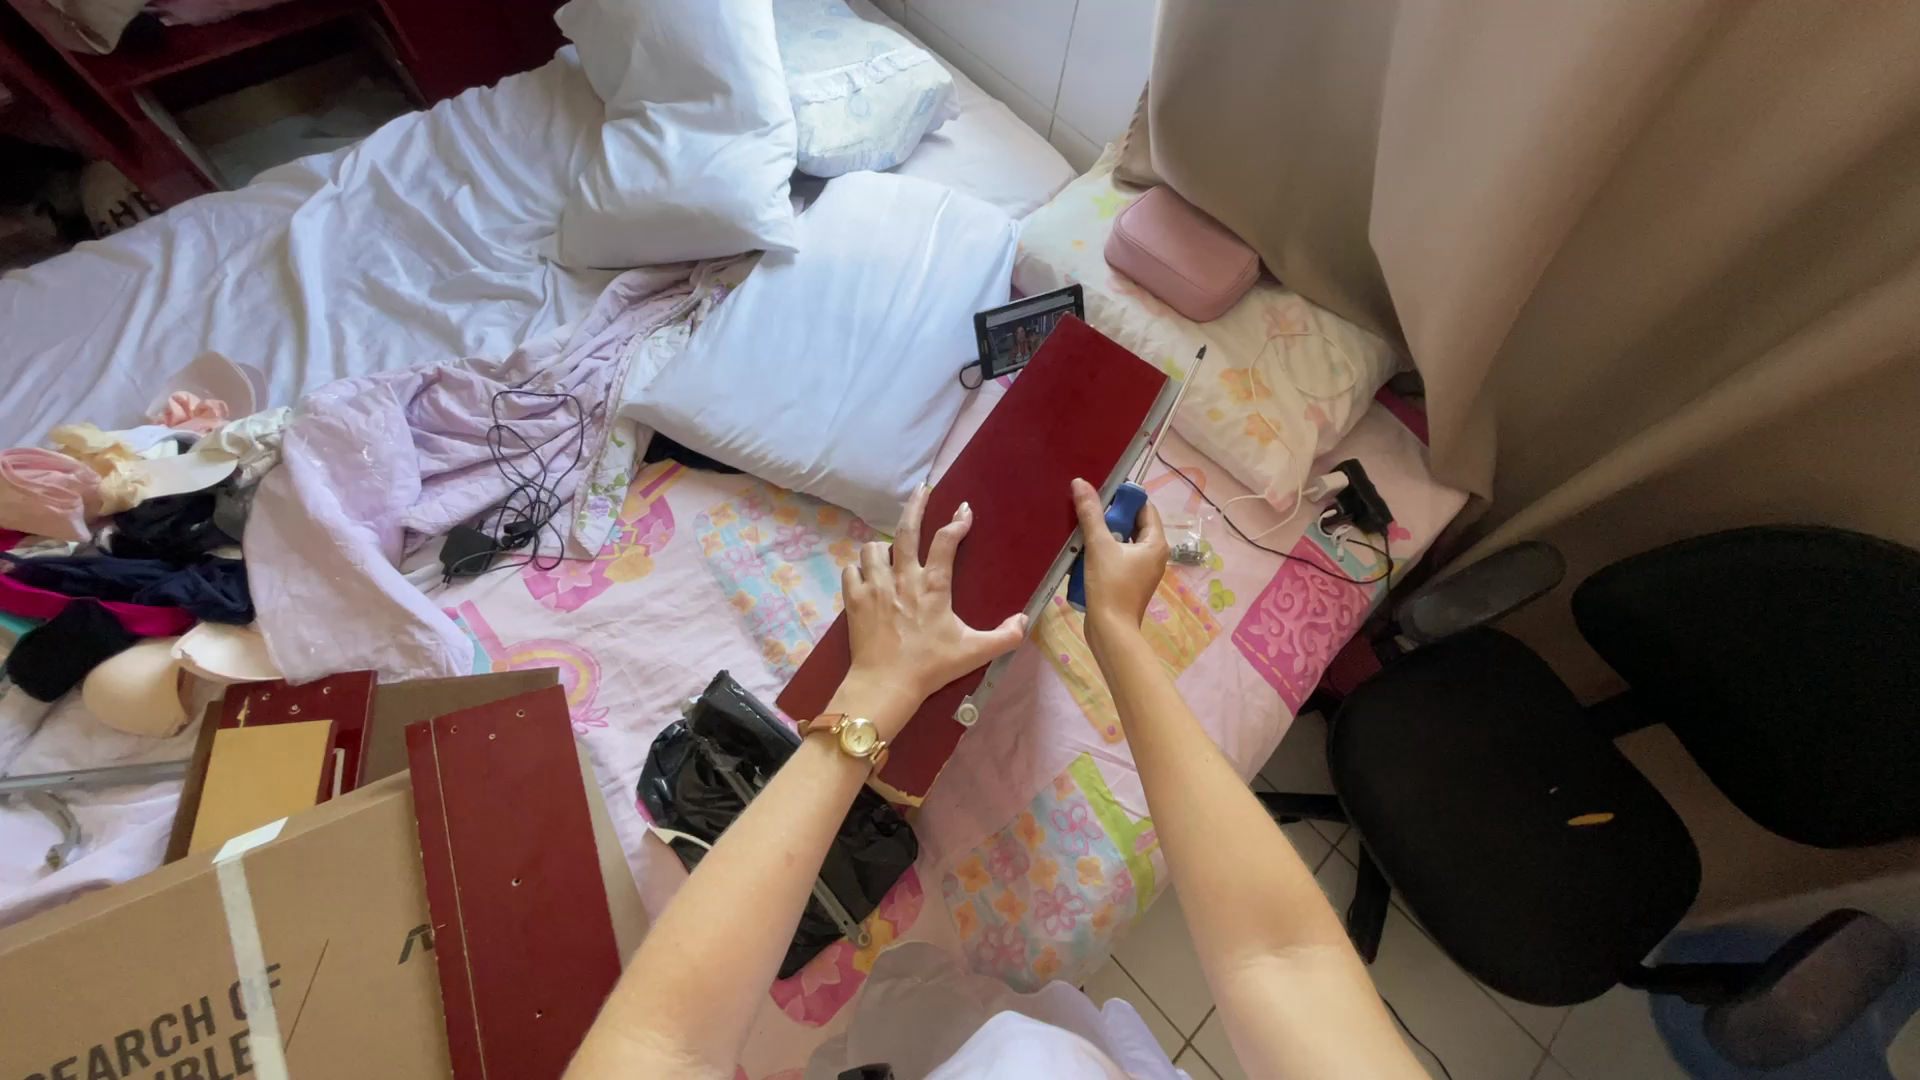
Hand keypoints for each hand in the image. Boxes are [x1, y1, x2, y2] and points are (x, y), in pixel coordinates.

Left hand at [836, 485, 1027, 737]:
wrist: (886, 684)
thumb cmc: (931, 666)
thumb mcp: (974, 652)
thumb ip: (1004, 637)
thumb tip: (1024, 621)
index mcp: (933, 586)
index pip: (946, 541)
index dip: (957, 522)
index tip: (963, 510)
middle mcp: (903, 578)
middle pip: (906, 530)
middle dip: (916, 505)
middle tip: (922, 490)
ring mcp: (875, 586)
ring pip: (874, 548)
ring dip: (883, 547)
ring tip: (890, 552)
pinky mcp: (854, 599)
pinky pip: (852, 570)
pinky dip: (859, 569)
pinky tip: (866, 576)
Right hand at [1071, 477, 1168, 652]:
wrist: (1110, 630)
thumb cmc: (1110, 586)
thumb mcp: (1099, 545)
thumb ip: (1091, 513)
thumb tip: (1081, 483)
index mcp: (1156, 543)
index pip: (1144, 508)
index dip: (1124, 498)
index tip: (1101, 494)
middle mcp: (1154, 554)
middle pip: (1133, 524)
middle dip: (1111, 516)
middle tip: (1087, 511)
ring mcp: (1143, 570)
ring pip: (1123, 541)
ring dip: (1104, 534)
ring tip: (1082, 529)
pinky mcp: (1130, 582)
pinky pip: (1118, 557)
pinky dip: (1104, 551)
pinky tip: (1084, 551)